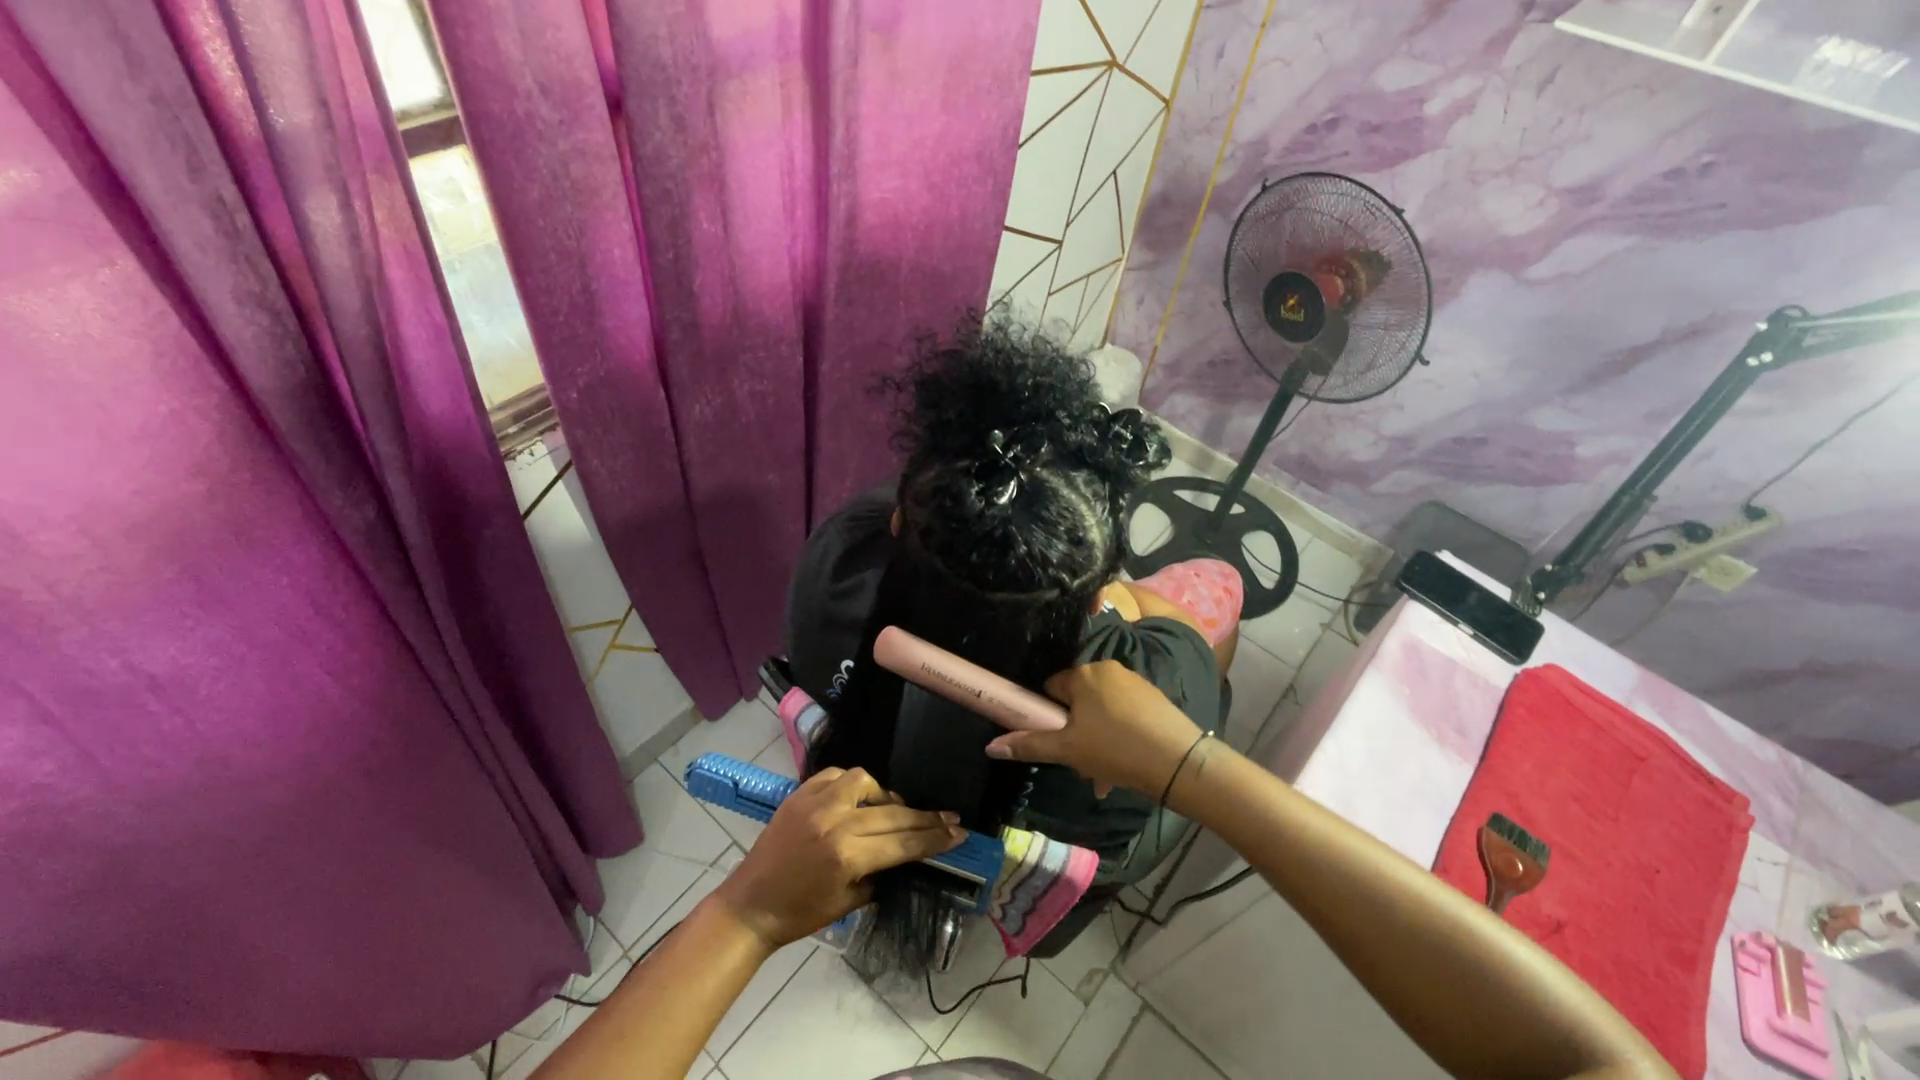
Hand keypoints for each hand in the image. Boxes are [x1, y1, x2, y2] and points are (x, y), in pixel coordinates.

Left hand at [711, 768, 963, 948]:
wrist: (750, 905)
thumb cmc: (800, 914)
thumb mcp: (849, 901)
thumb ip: (880, 873)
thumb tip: (907, 855)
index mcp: (848, 856)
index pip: (904, 843)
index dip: (935, 839)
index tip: (960, 833)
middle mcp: (835, 822)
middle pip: (893, 814)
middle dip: (926, 819)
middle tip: (950, 819)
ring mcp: (815, 803)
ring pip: (865, 783)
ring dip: (885, 796)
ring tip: (894, 810)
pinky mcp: (799, 794)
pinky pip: (835, 776)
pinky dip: (852, 784)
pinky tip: (859, 797)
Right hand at [985, 660, 1202, 796]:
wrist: (1177, 760)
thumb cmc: (1114, 749)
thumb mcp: (1067, 750)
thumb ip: (1029, 744)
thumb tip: (990, 746)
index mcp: (1083, 674)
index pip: (1050, 687)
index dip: (1047, 716)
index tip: (1054, 741)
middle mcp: (1108, 669)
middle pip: (1077, 701)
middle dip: (1074, 734)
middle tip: (1079, 765)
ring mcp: (1134, 682)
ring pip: (1101, 712)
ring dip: (1095, 741)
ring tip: (1102, 775)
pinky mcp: (1154, 698)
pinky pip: (1123, 716)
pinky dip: (1118, 738)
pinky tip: (1123, 766)